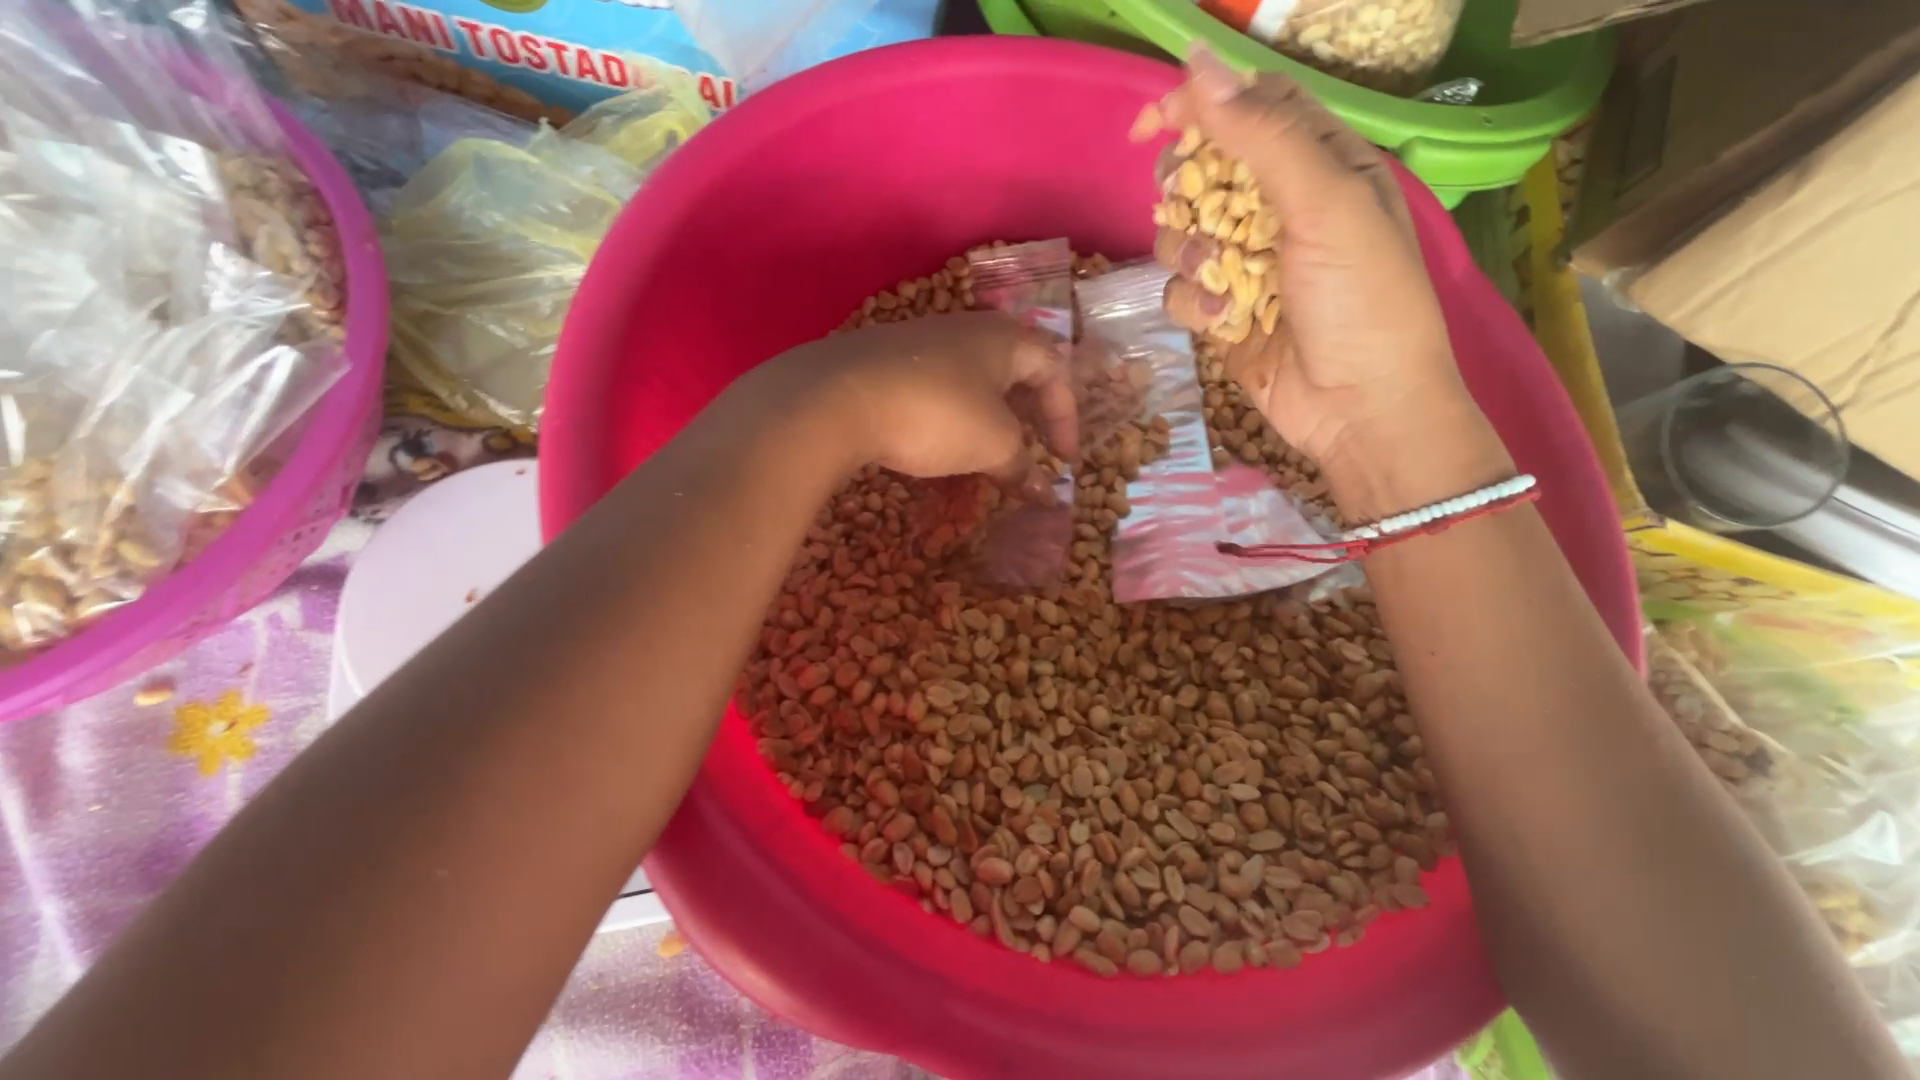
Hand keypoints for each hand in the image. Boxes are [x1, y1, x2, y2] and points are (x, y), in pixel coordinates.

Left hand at [770, 311, 1076, 494]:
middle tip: (1032, 453)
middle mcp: (964, 331)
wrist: (837, 399)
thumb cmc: (937, 413)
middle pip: (1012, 370)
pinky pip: (932, 391)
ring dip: (986, 420)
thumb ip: (1022, 466)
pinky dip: (948, 420)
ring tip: (986, 456)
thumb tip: (1043, 492)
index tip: (1063, 461)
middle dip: (1027, 415)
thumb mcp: (993, 444)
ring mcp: (918, 344)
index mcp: (1003, 338)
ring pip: (970, 382)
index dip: (1066, 416)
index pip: (1054, 368)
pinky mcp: (883, 364)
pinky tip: (936, 449)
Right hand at [1154, 50, 1501, 503]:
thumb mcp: (1325, 204)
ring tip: (1220, 276)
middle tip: (1184, 204)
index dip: (1203, 105)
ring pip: (1183, 233)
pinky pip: (1183, 290)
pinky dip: (1196, 303)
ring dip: (1188, 252)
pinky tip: (1225, 321)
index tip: (1153, 122)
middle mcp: (1284, 209)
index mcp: (1325, 166)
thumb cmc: (1362, 300)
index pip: (1255, 109)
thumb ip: (1263, 135)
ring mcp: (1251, 265)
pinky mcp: (1226, 314)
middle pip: (1207, 170)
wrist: (1360, 408)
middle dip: (1185, 188)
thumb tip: (1199, 63)